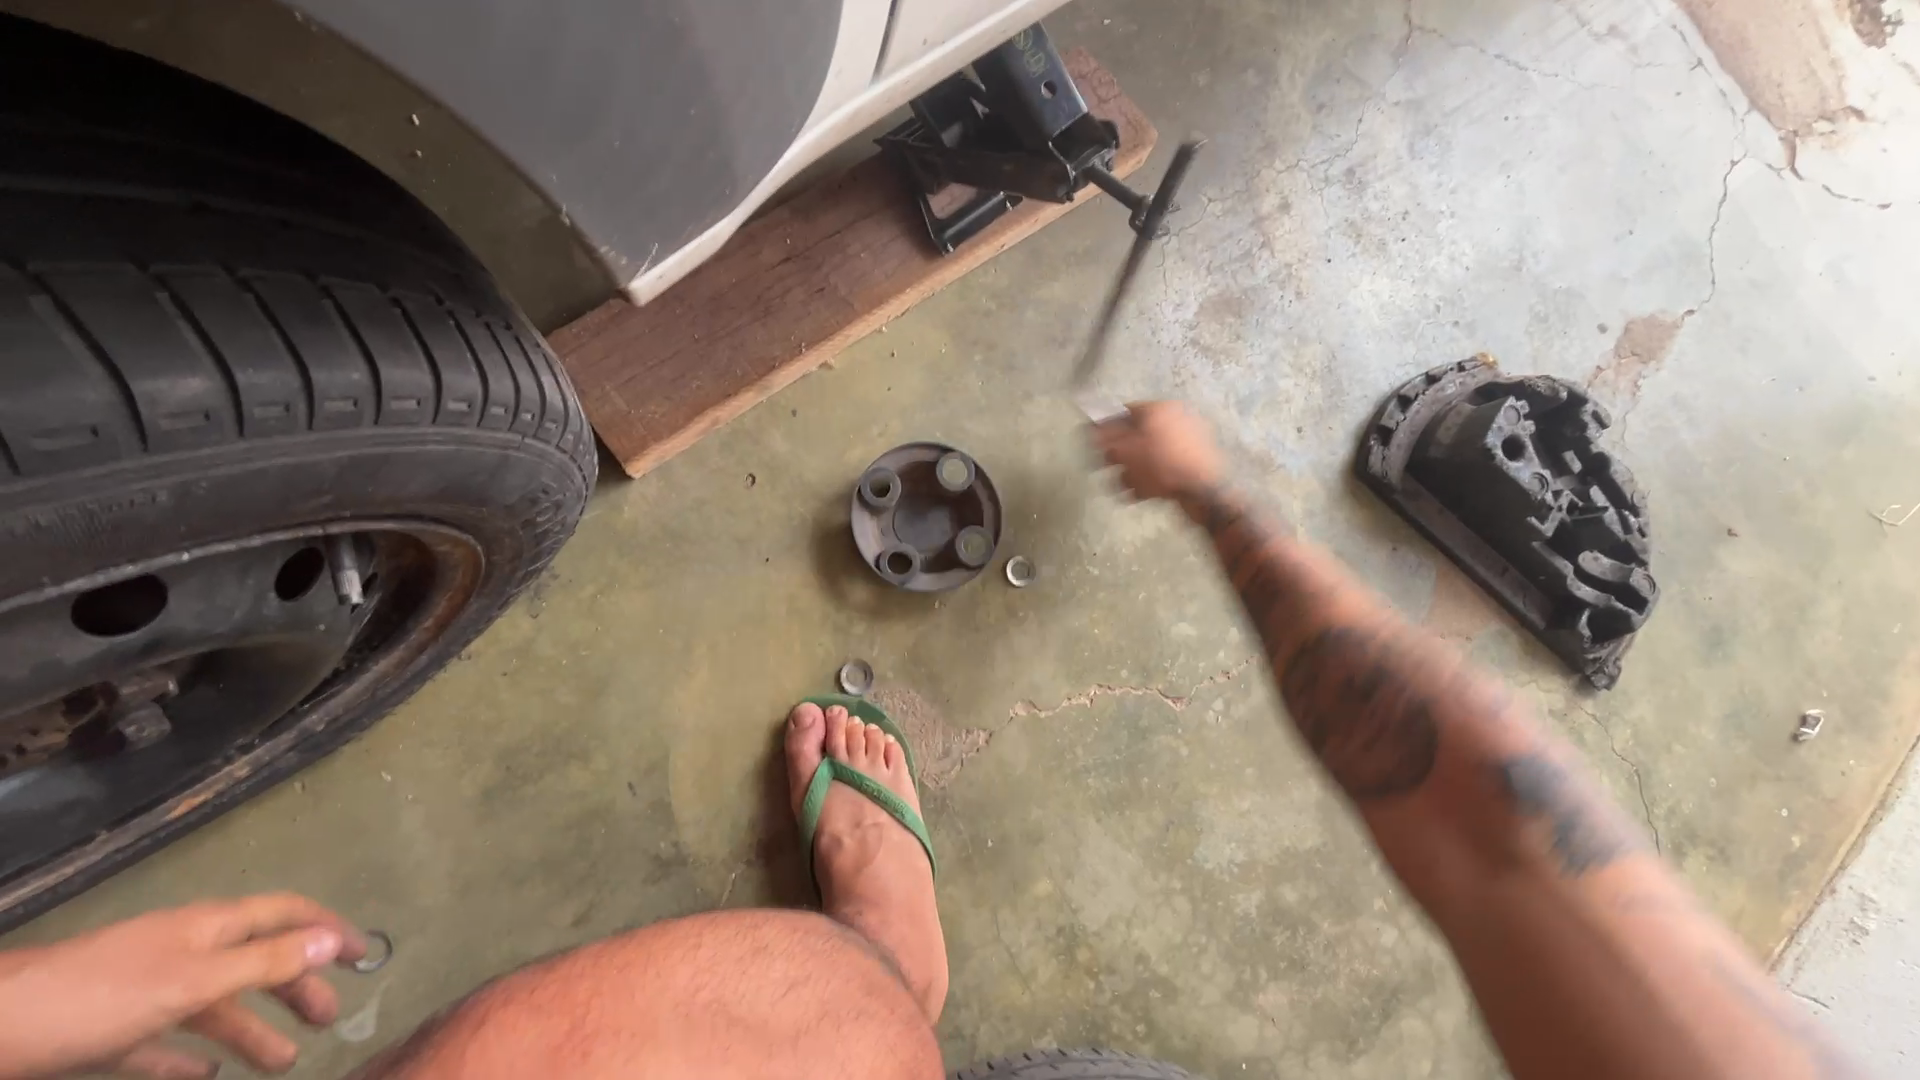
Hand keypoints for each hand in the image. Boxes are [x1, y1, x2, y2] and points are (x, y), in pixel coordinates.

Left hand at [0, 893, 365, 1078]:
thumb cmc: (102, 995)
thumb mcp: (194, 979)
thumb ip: (265, 961)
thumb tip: (331, 941)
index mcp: (213, 928)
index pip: (288, 915)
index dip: (328, 929)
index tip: (362, 955)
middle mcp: (189, 952)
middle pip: (259, 963)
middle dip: (297, 989)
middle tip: (329, 1018)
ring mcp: (147, 991)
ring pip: (218, 1007)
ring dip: (253, 1031)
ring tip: (283, 1062)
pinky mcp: (109, 1033)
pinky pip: (166, 1043)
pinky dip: (192, 1058)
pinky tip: (206, 1076)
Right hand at [1092, 401, 1225, 509]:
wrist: (1203, 490)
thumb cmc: (1162, 463)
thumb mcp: (1128, 451)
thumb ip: (1108, 440)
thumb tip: (1093, 432)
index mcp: (1161, 409)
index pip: (1126, 411)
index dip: (1107, 426)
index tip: (1094, 441)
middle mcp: (1176, 419)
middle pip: (1139, 434)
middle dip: (1121, 453)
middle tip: (1107, 466)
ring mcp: (1187, 441)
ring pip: (1150, 453)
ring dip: (1133, 469)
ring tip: (1123, 484)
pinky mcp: (1193, 463)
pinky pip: (1164, 467)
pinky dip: (1151, 478)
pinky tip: (1140, 492)